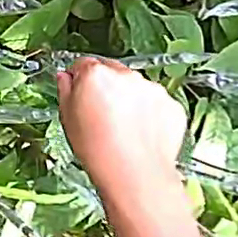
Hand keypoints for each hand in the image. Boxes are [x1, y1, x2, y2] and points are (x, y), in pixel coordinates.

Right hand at [56, 57, 186, 199]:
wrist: (134, 172)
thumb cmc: (96, 146)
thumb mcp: (66, 115)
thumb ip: (65, 89)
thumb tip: (66, 78)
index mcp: (96, 74)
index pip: (82, 63)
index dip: (77, 78)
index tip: (76, 90)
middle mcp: (127, 76)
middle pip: (110, 71)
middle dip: (104, 86)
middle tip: (97, 111)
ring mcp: (153, 90)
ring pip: (134, 86)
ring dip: (126, 98)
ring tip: (119, 126)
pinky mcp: (172, 105)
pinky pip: (154, 102)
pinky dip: (147, 111)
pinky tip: (136, 131)